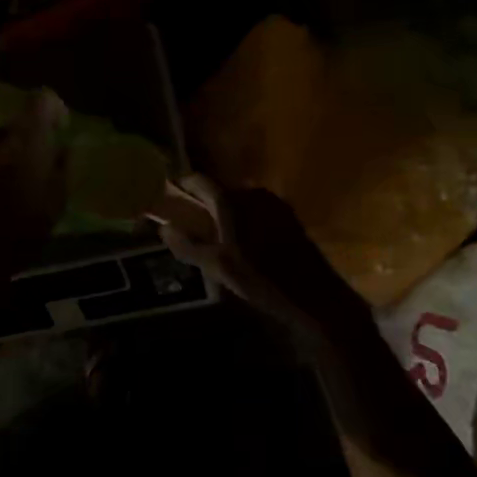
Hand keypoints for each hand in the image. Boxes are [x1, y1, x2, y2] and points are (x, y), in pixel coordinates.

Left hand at [0, 90, 69, 308]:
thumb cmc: (24, 229)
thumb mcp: (57, 201)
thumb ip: (62, 168)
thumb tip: (63, 149)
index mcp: (25, 140)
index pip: (41, 99)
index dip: (55, 109)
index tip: (62, 128)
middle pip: (17, 124)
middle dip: (32, 137)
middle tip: (43, 163)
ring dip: (9, 155)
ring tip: (17, 184)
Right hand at [158, 175, 357, 332]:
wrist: (312, 295)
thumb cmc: (259, 279)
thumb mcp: (216, 266)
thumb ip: (187, 245)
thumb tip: (164, 228)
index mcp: (231, 201)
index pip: (199, 180)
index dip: (181, 186)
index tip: (168, 197)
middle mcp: (252, 193)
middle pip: (219, 191)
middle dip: (202, 205)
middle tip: (189, 225)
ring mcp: (274, 203)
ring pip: (238, 202)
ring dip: (223, 214)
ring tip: (214, 239)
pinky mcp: (288, 216)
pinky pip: (256, 211)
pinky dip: (243, 221)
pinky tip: (241, 244)